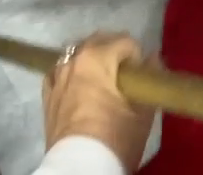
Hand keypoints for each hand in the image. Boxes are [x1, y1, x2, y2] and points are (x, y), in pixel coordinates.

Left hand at [42, 34, 154, 170]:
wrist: (80, 169)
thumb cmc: (114, 139)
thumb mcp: (141, 114)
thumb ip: (150, 80)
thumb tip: (155, 57)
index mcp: (98, 57)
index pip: (126, 42)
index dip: (138, 59)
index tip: (142, 79)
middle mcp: (75, 58)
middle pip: (99, 41)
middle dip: (115, 53)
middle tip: (127, 78)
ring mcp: (58, 74)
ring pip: (78, 54)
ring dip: (92, 61)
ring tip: (104, 83)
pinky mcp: (47, 93)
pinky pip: (59, 73)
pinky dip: (71, 74)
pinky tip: (78, 87)